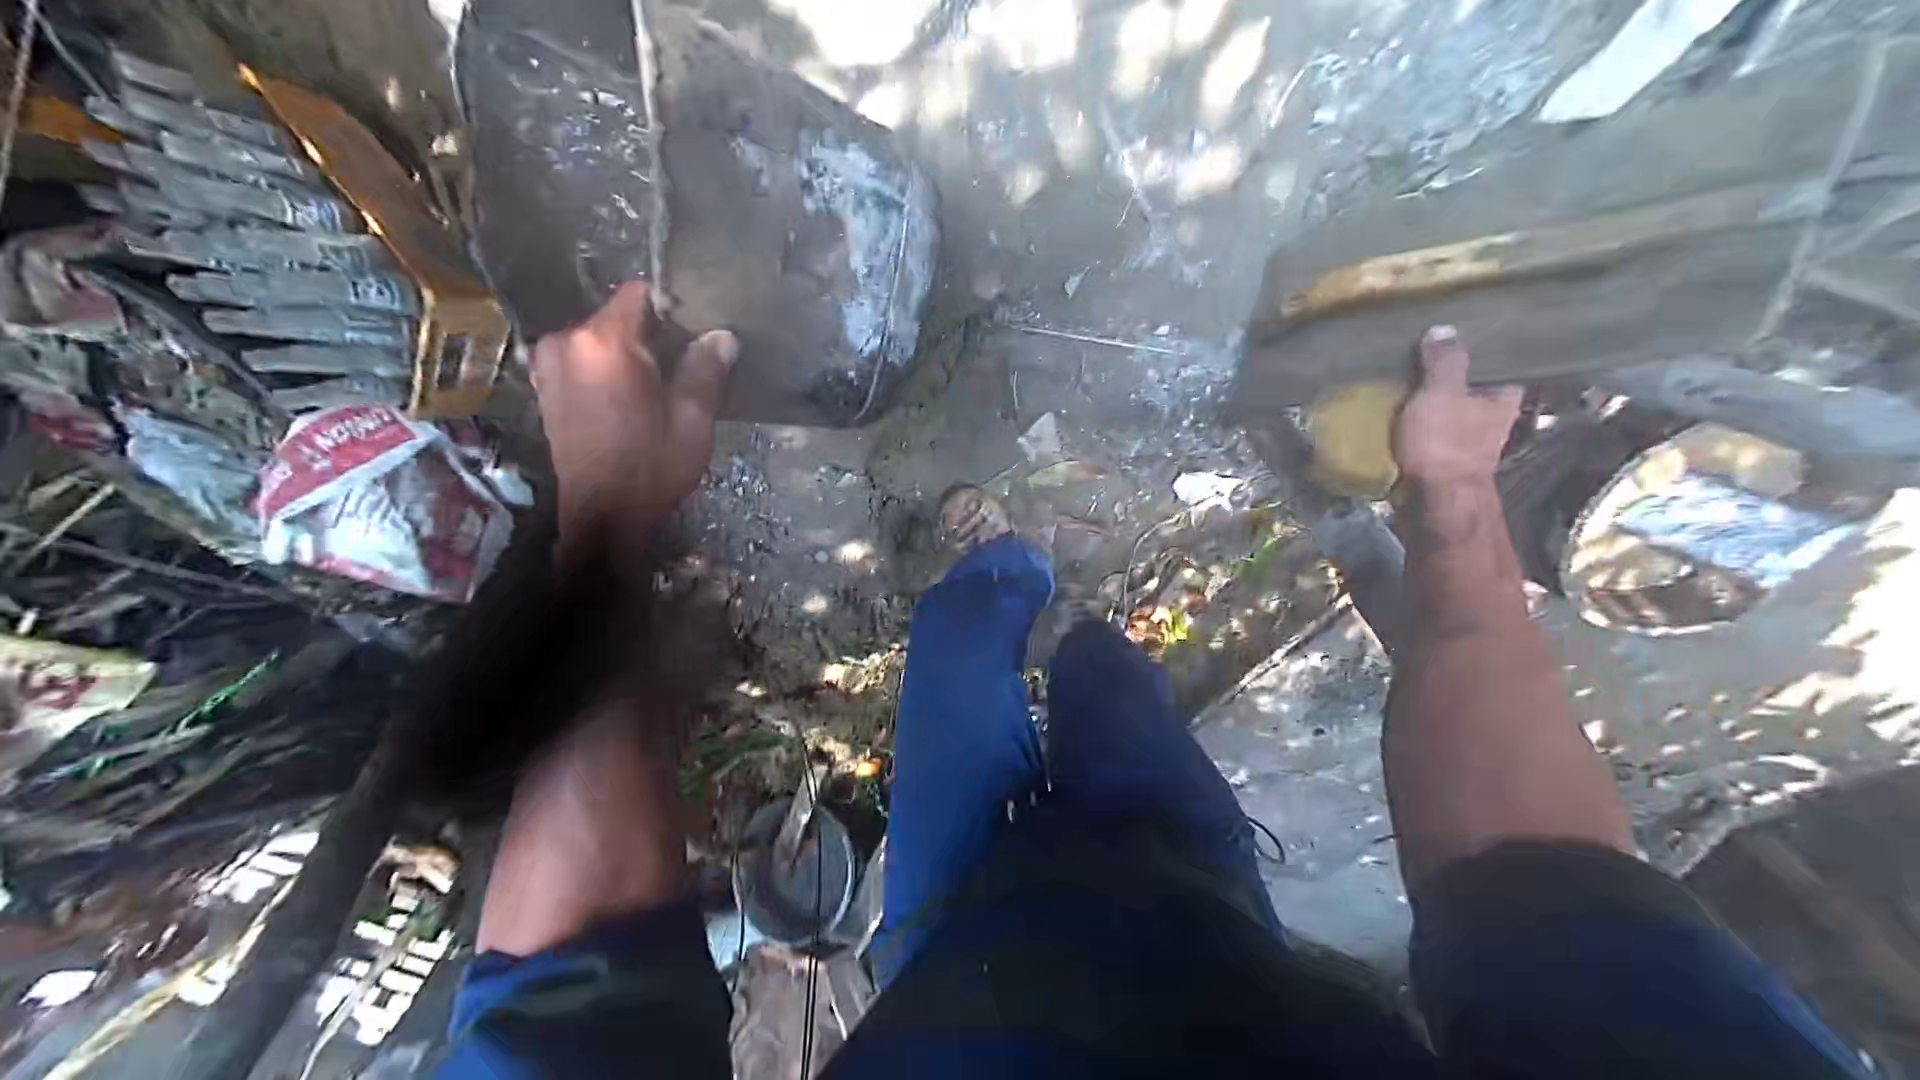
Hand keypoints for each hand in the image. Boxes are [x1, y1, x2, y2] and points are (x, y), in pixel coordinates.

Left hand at [530, 282, 737, 554]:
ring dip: (629, 356)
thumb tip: (721, 336)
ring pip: (601, 341)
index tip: (695, 332)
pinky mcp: (545, 387)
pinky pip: (584, 361)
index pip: (639, 294)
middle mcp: (567, 341)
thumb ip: (705, 369)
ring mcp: (549, 364)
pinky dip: (607, 370)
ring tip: (657, 388)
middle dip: (652, 336)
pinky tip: (628, 400)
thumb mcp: (692, 419)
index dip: (672, 307)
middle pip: (619, 318)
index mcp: (606, 342)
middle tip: (683, 368)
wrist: (604, 515)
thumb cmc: (652, 466)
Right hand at [1392, 325, 1521, 489]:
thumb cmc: (1445, 443)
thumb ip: (1443, 361)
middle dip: (1446, 374)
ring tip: (1400, 382)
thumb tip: (1444, 328)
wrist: (1435, 500)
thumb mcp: (1441, 393)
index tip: (1451, 333)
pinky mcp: (1444, 457)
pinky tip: (1397, 414)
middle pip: (1470, 384)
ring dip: (1428, 399)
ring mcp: (1470, 438)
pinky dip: (1416, 421)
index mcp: (1504, 394)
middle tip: (1416, 354)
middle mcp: (1493, 414)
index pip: (1497, 359)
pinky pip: (1429, 429)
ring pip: (1449, 408)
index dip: (1475, 346)